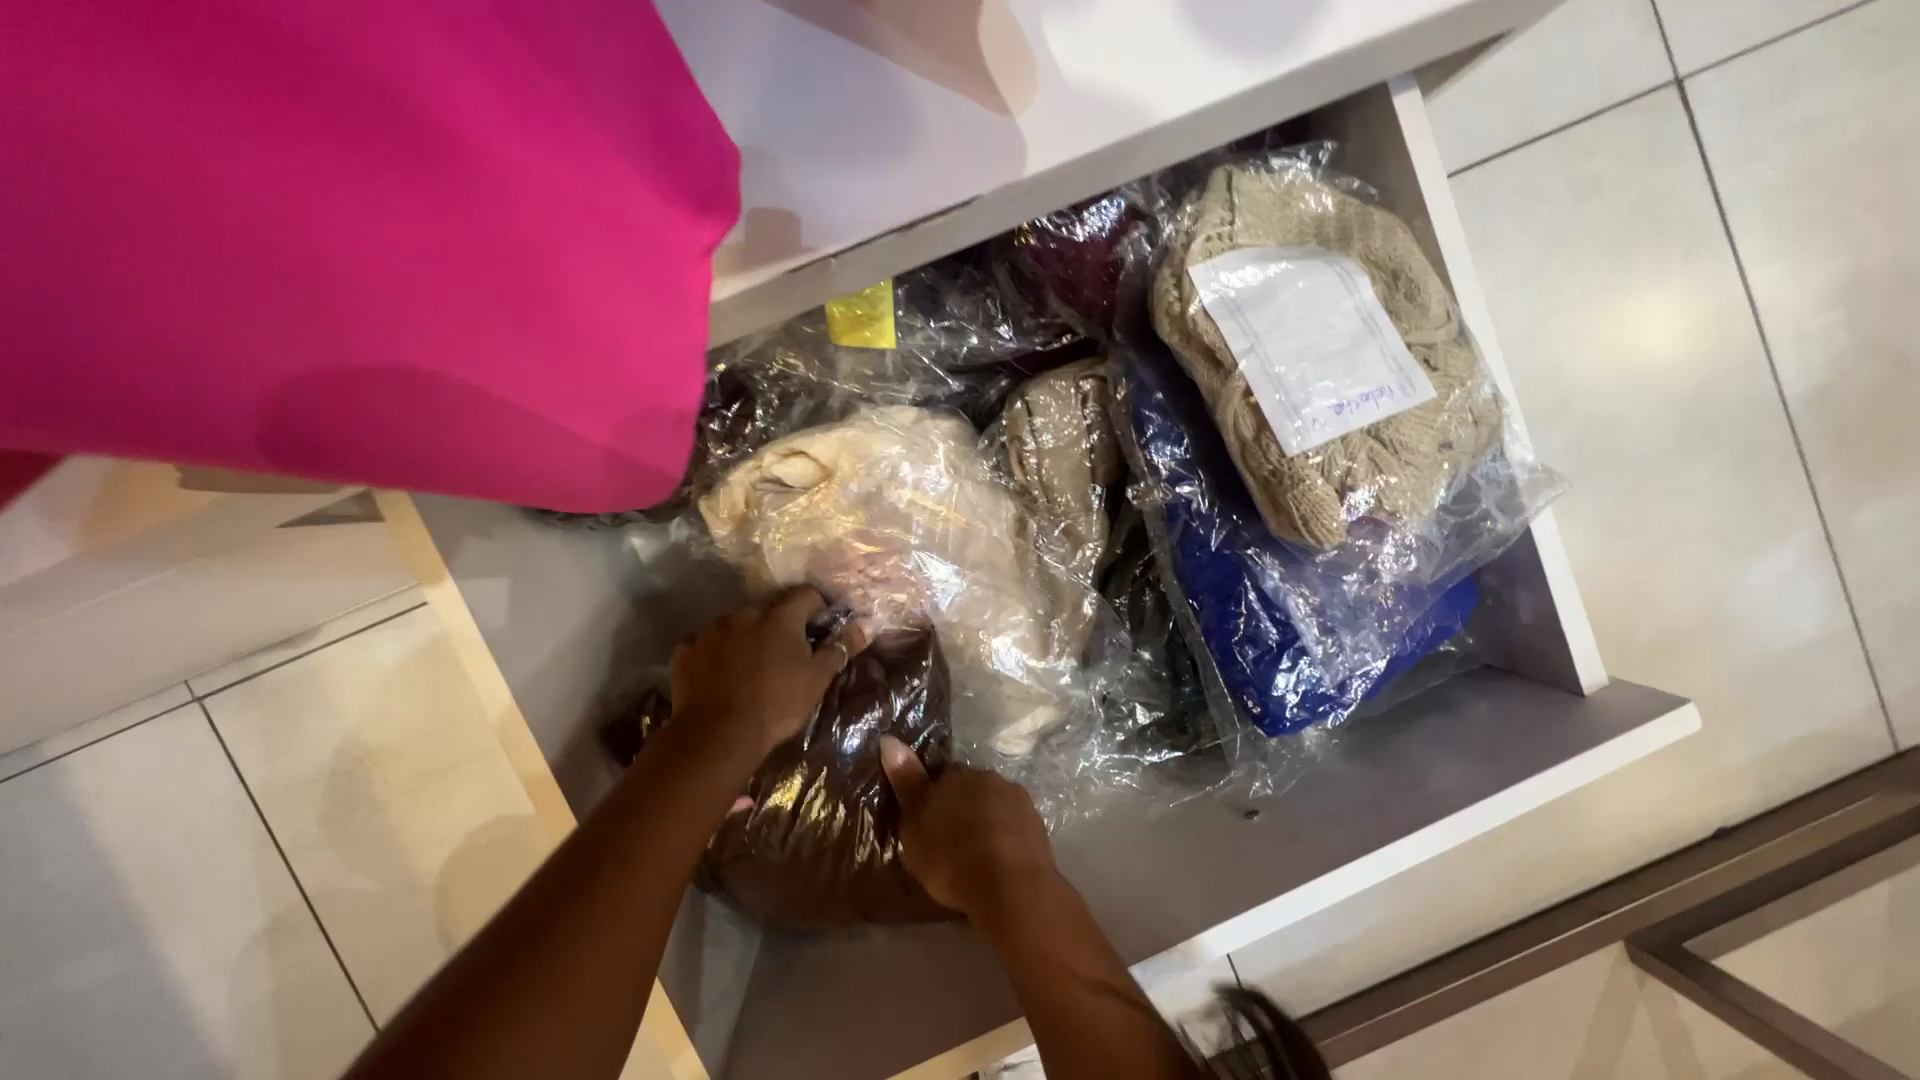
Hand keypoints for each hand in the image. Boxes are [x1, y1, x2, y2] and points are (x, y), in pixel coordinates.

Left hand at [671, 587, 867, 760]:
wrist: (717, 735)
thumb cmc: (776, 705)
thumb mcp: (817, 679)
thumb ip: (841, 647)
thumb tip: (868, 623)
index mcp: (780, 618)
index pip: (806, 595)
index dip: (817, 608)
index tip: (821, 628)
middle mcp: (745, 614)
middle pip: (769, 609)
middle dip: (780, 624)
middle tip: (787, 653)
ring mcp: (711, 630)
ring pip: (736, 624)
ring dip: (746, 636)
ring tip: (751, 667)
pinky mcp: (686, 649)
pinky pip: (706, 643)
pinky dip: (716, 653)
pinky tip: (720, 676)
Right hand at [878, 735, 1059, 920]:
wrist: (1009, 884)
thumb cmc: (950, 857)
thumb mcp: (913, 823)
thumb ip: (905, 781)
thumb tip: (888, 739)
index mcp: (953, 775)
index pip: (940, 776)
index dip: (933, 798)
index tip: (929, 822)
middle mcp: (985, 776)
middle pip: (968, 787)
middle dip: (961, 806)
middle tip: (951, 839)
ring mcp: (1014, 797)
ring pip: (993, 803)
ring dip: (985, 819)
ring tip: (978, 852)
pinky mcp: (1035, 820)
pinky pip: (1013, 822)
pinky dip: (1006, 834)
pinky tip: (1000, 857)